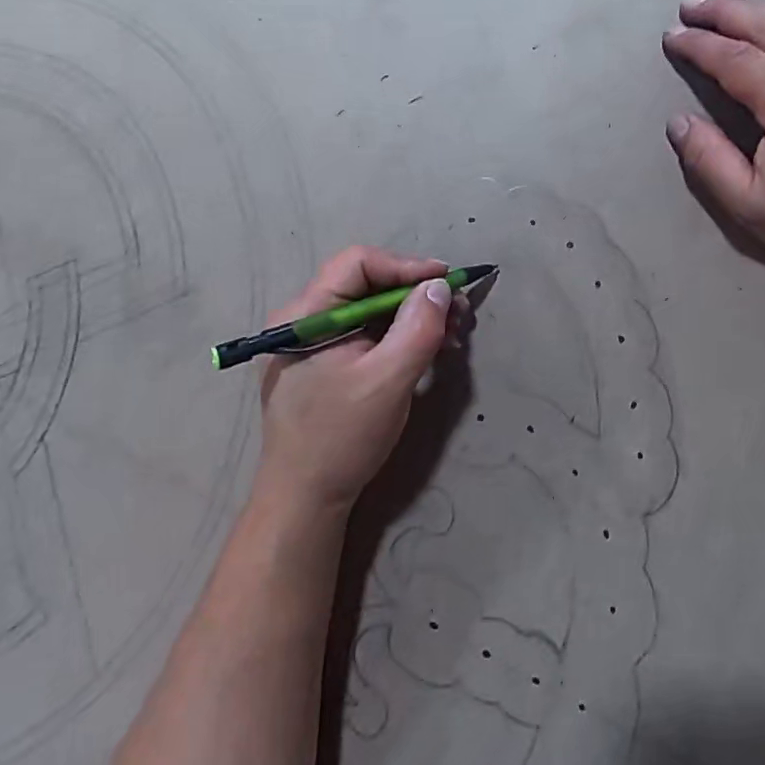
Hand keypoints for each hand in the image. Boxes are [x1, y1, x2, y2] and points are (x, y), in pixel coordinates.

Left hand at [255, 247, 463, 511]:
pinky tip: (431, 348)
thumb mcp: (388, 380)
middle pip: (368, 284)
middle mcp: (307, 320)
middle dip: (418, 293)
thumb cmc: (341, 438)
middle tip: (459, 310)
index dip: (407, 266)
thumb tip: (440, 286)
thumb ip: (417, 328)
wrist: (306, 499)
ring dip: (416, 315)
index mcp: (306, 315)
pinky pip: (371, 334)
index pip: (358, 264)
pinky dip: (404, 336)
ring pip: (374, 310)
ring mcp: (318, 344)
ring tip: (453, 332)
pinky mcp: (331, 364)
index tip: (447, 282)